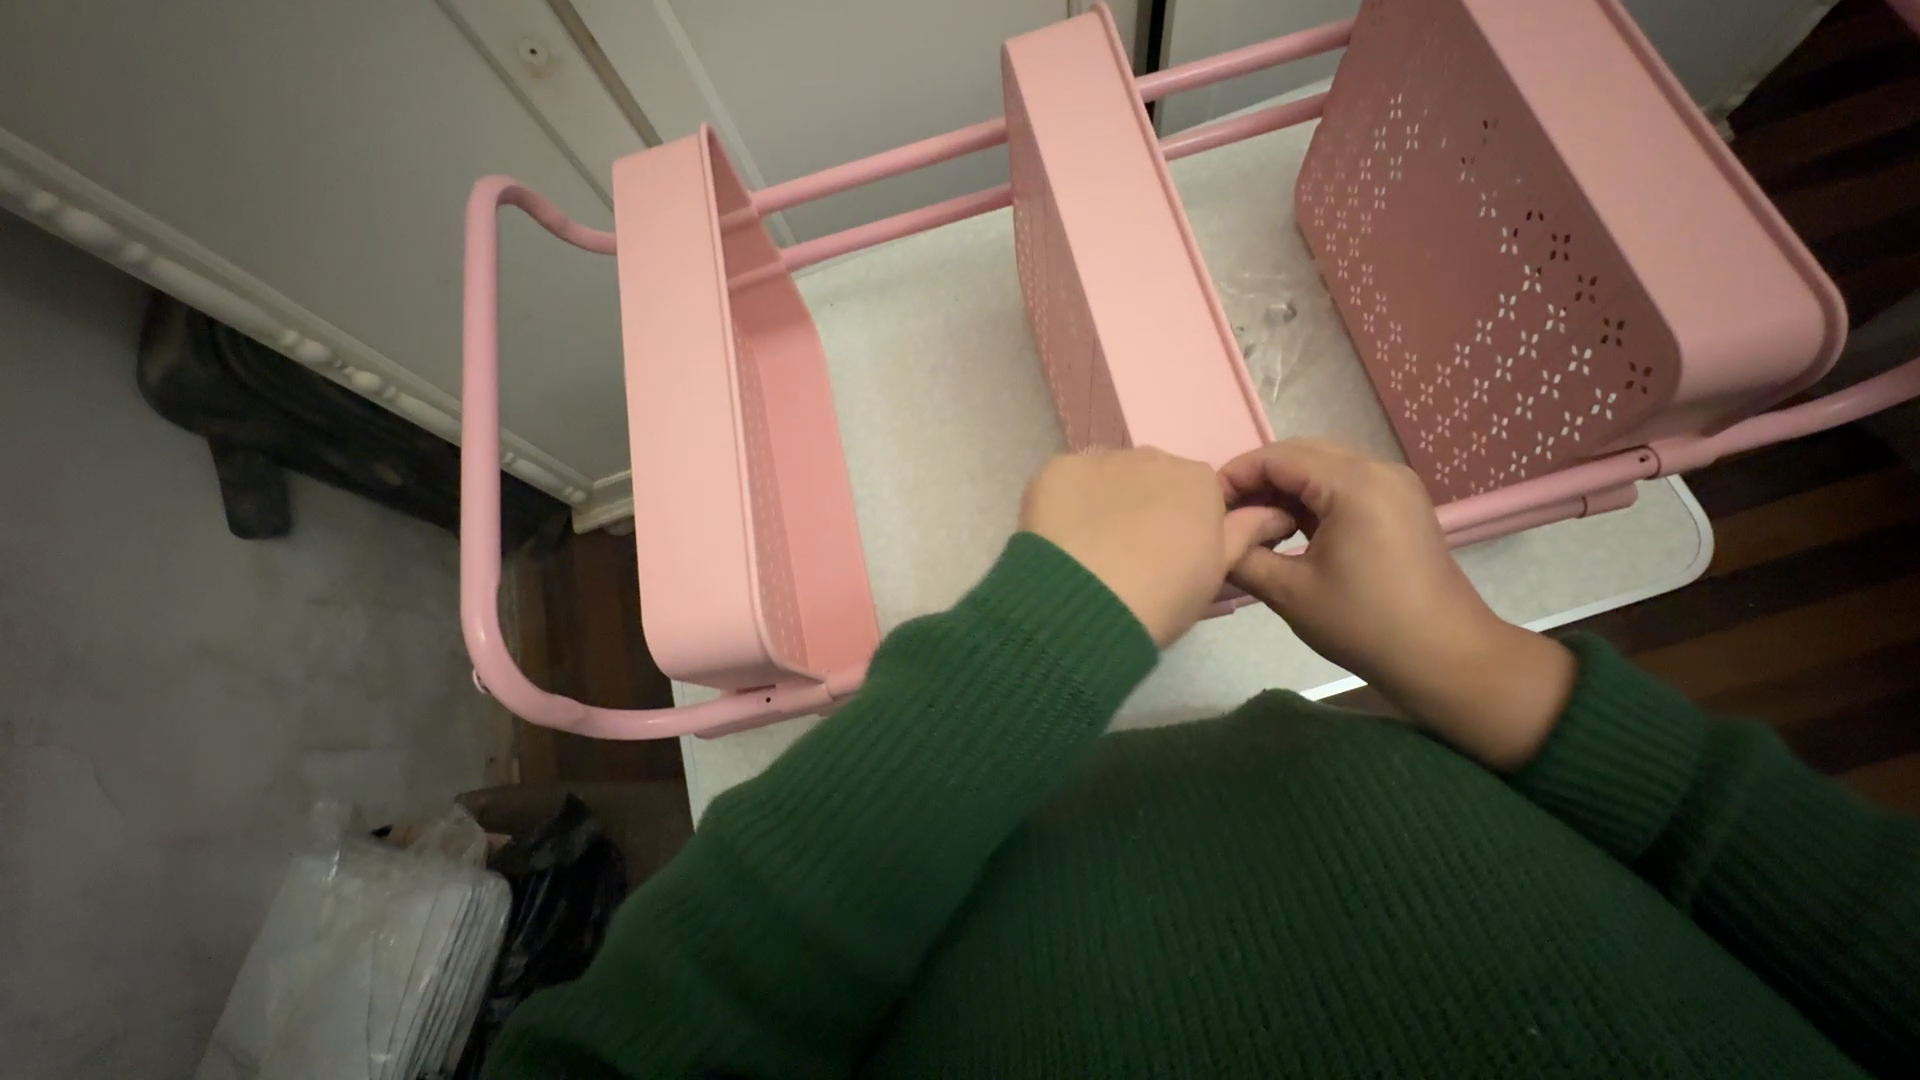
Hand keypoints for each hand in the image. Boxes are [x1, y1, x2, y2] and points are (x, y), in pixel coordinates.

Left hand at [1020, 448, 1289, 648]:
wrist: (1088, 606)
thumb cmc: (1163, 596)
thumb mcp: (1216, 572)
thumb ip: (1244, 534)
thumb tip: (1276, 513)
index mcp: (1199, 482)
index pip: (1196, 494)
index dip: (1180, 526)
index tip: (1166, 558)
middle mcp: (1153, 457)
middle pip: (1150, 478)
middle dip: (1142, 507)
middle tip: (1126, 556)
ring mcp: (1101, 460)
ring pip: (1106, 478)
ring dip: (1103, 503)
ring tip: (1088, 551)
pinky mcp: (1056, 469)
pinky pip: (1066, 482)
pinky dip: (1063, 504)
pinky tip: (1060, 539)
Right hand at [1220, 439, 1575, 770]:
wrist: (1444, 657)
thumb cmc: (1364, 624)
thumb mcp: (1288, 591)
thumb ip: (1242, 554)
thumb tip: (1215, 537)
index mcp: (1354, 484)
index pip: (1277, 457)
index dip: (1234, 476)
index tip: (1205, 508)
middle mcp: (1378, 469)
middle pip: (1300, 454)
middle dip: (1256, 480)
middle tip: (1224, 516)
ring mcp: (1394, 485)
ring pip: (1321, 467)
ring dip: (1282, 490)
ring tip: (1251, 526)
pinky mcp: (1399, 504)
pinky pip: (1343, 484)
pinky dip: (1309, 499)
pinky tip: (1286, 531)